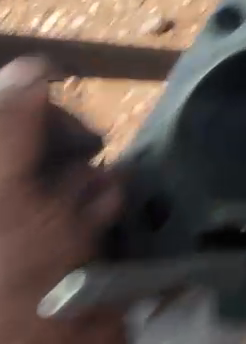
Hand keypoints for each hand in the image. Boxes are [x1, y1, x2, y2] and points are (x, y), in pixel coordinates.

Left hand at [0, 59, 123, 343]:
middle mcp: (5, 205)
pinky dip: (95, 205)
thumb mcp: (7, 195)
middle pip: (26, 149)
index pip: (4, 120)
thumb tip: (29, 66)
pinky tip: (99, 218)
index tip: (62, 119)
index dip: (28, 113)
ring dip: (87, 182)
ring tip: (92, 206)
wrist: (53, 343)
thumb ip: (13, 131)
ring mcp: (18, 229)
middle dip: (64, 154)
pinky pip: (74, 203)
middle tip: (78, 173)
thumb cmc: (10, 275)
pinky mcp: (42, 246)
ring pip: (54, 176)